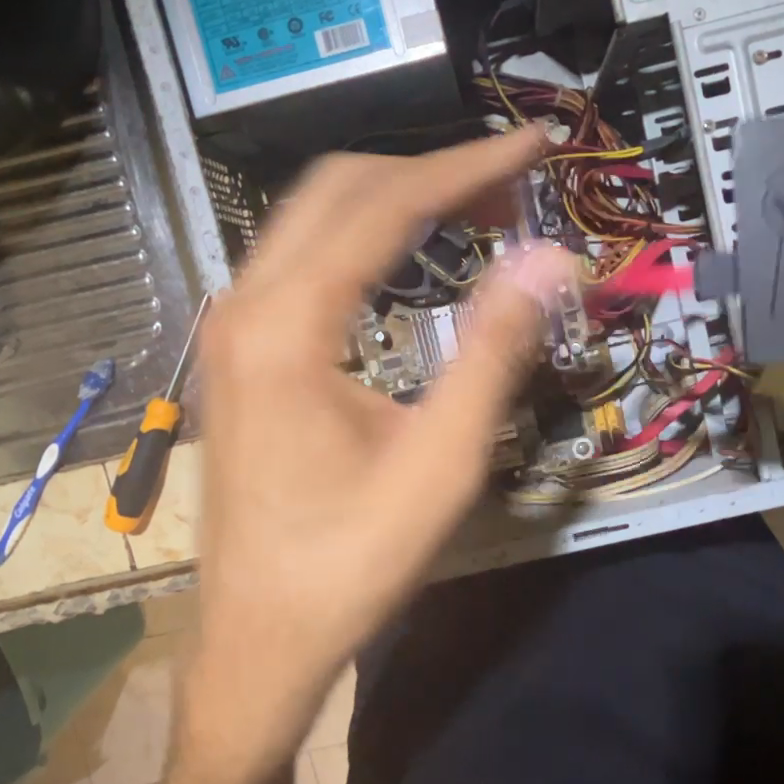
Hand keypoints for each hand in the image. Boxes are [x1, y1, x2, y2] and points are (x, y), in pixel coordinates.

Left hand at [182, 126, 573, 770]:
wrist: (258, 638)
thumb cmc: (350, 563)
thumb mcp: (440, 464)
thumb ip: (494, 352)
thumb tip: (551, 258)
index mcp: (287, 326)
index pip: (383, 205)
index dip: (465, 166)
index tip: (532, 145)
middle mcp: (245, 306)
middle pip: (338, 189)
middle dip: (431, 169)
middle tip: (512, 180)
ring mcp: (232, 327)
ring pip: (313, 217)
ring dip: (395, 198)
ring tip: (478, 206)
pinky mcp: (240, 352)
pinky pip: (301, 257)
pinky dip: (363, 236)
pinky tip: (411, 253)